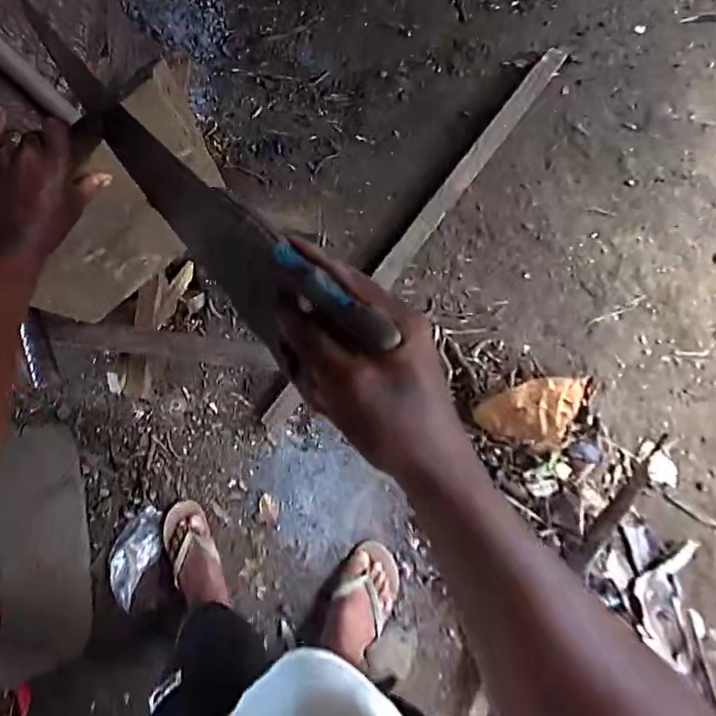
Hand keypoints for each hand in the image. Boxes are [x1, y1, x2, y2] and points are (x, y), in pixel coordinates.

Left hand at [0, 108, 109, 261]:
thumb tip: (104, 175)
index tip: (61, 137)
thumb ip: (87, 186)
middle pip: (34, 137)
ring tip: (22, 168)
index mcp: (55, 160)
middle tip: (42, 170)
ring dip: (19, 149)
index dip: (59, 131)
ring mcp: (3, 157)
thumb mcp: (73, 209)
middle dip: (39, 148)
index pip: (57, 128)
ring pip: (13, 141)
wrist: (9, 247)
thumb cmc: (47, 229)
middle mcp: (29, 152)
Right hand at [276, 240, 470, 484]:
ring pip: (343, 332)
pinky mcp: (389, 370)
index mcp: (395, 319)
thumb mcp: (347, 382)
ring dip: (319, 345)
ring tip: (303, 365)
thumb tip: (285, 306)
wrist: (435, 472)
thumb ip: (314, 341)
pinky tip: (322, 391)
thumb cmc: (394, 425)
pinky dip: (331, 367)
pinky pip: (350, 356)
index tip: (282, 243)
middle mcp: (397, 325)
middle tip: (279, 304)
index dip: (313, 262)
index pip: (347, 279)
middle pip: (344, 302)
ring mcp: (395, 348)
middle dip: (311, 308)